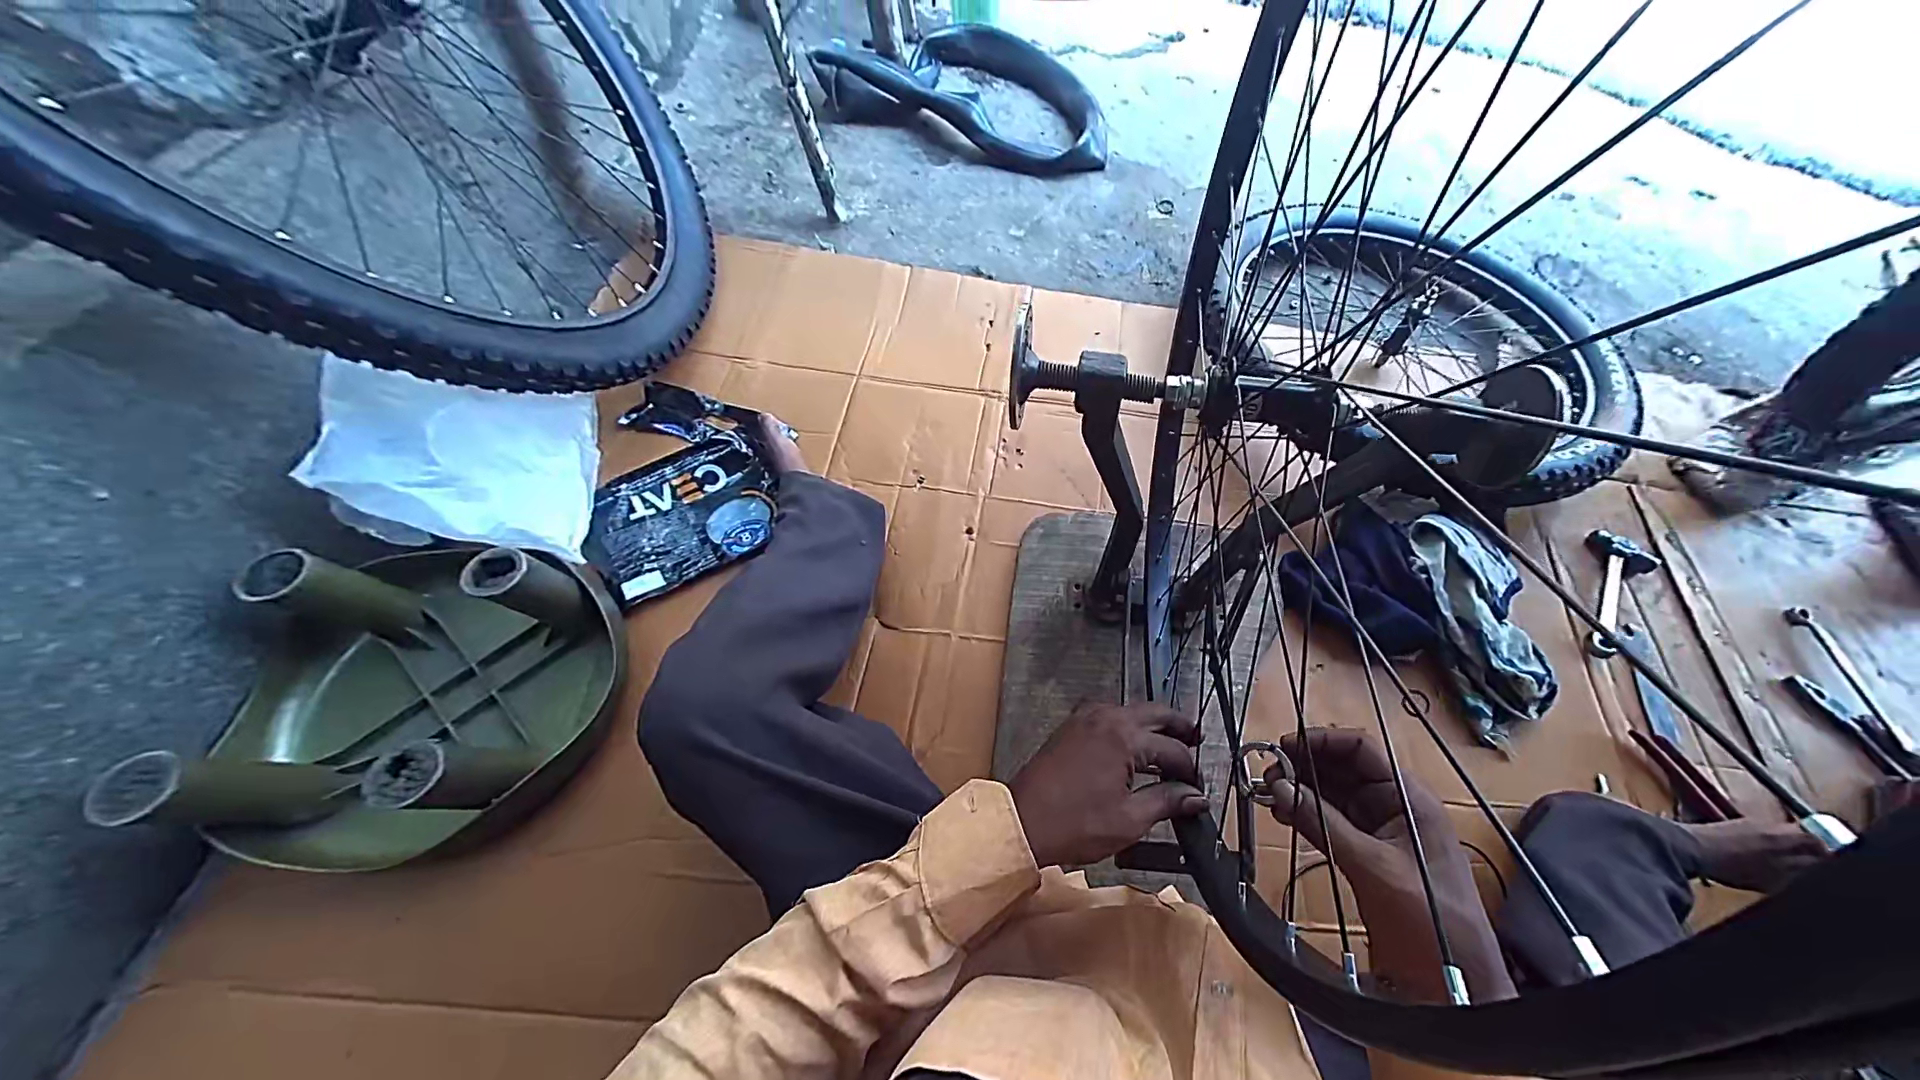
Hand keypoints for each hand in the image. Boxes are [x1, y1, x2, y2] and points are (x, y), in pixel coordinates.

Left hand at [1009, 703, 1209, 867]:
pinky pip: (1108, 716)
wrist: (1024, 821)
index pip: (1171, 749)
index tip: (1197, 789)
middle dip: (1179, 727)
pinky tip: (1134, 745)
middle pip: (1154, 713)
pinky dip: (1127, 725)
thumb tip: (1195, 797)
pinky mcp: (1071, 728)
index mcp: (1123, 737)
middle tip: (1197, 740)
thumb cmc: (1073, 823)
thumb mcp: (1130, 819)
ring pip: (1130, 711)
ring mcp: (1085, 719)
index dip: (1189, 770)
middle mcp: (1105, 718)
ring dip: (1152, 723)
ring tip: (1170, 742)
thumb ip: (1167, 801)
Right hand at [1264, 727, 1513, 1002]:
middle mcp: (1393, 806)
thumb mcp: (1373, 867)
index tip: (1282, 746)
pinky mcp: (1365, 853)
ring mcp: (1379, 830)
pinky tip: (1281, 814)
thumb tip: (1277, 786)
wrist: (1458, 988)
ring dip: (1298, 789)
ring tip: (1267, 795)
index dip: (1321, 741)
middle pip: (1341, 768)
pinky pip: (1327, 820)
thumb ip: (1322, 823)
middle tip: (1266, 776)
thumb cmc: (1431, 921)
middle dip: (1302, 765)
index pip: (1361, 749)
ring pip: (1330, 793)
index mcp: (1408, 799)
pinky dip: (1303, 813)